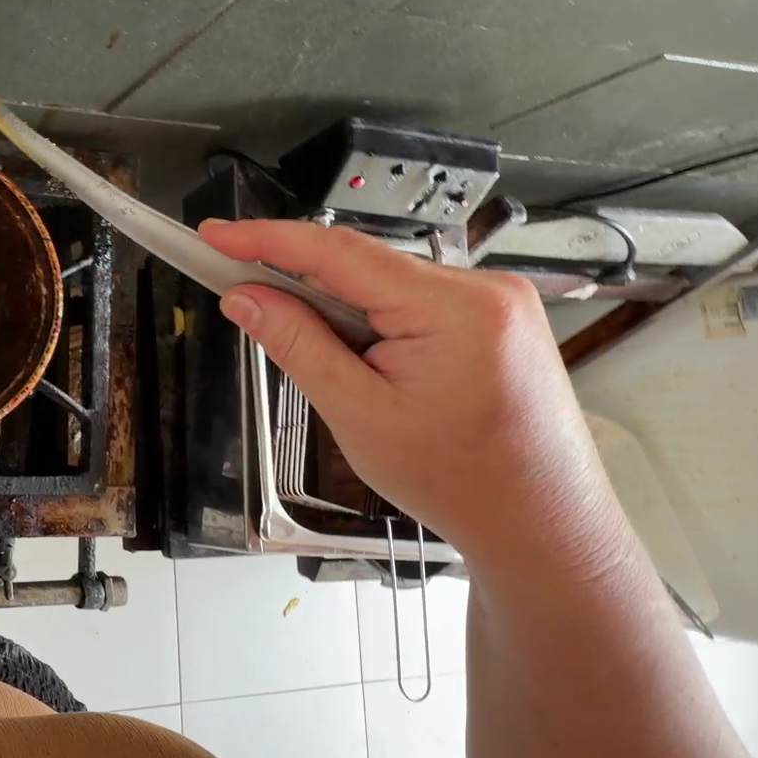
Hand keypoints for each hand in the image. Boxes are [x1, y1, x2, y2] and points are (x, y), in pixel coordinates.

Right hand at [201, 220, 628, 571]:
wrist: (541, 522)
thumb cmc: (460, 479)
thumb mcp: (356, 412)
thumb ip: (296, 344)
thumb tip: (247, 299)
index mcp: (454, 308)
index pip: (336, 251)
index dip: (265, 239)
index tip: (216, 235)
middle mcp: (483, 290)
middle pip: (359, 263)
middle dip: (295, 280)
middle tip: (237, 293)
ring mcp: (495, 302)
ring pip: (381, 283)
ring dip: (333, 308)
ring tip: (323, 364)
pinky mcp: (492, 319)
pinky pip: (410, 299)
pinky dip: (367, 319)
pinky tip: (357, 359)